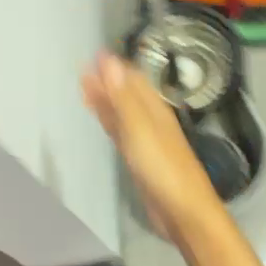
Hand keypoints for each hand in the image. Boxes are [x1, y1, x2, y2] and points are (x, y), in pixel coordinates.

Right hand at [81, 52, 221, 238]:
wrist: (183, 211)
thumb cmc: (163, 169)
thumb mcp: (140, 130)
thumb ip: (124, 98)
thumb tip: (111, 61)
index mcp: (155, 109)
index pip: (134, 79)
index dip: (115, 67)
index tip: (93, 54)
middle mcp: (152, 120)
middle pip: (128, 94)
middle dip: (108, 81)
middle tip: (82, 69)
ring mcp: (147, 140)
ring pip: (124, 113)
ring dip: (107, 100)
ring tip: (85, 88)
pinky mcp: (142, 160)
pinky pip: (122, 133)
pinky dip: (110, 122)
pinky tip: (103, 120)